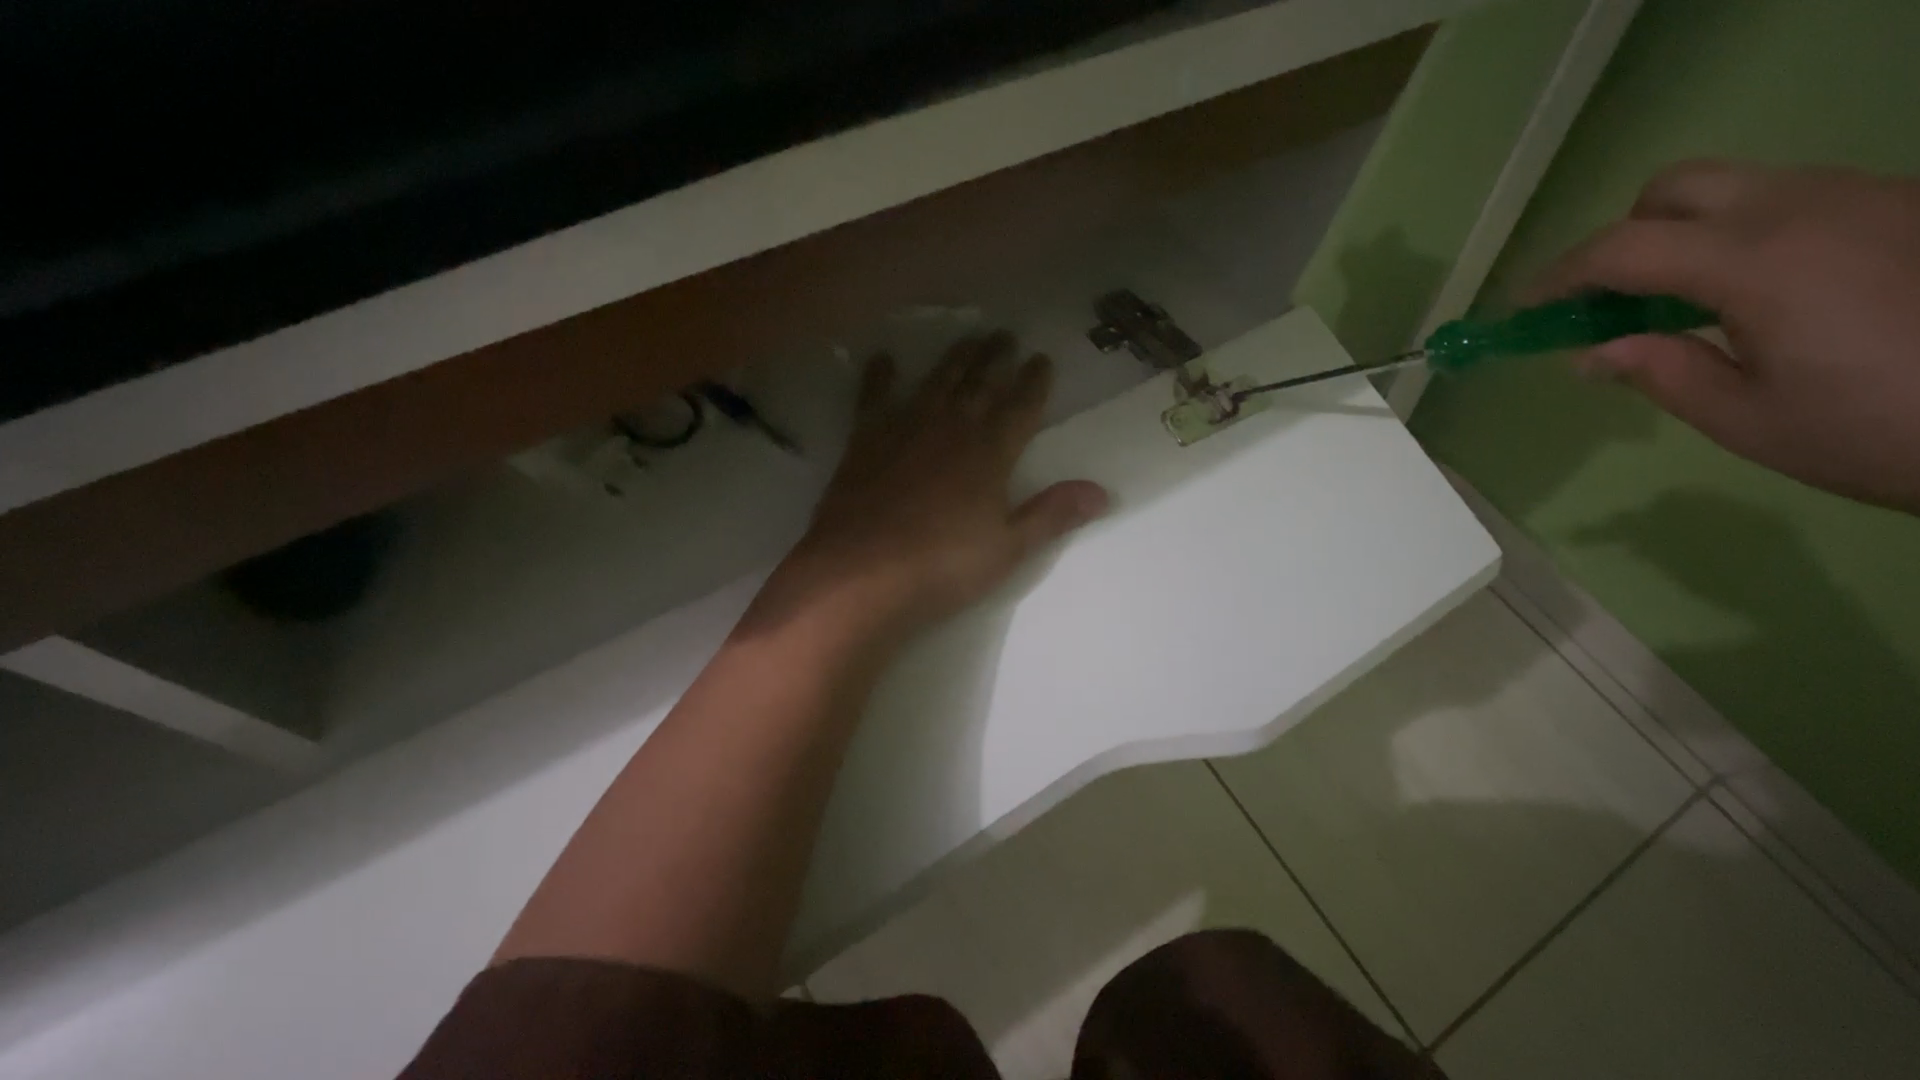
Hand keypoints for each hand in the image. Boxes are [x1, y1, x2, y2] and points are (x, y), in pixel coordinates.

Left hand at [752, 332, 1109, 636]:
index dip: (1034, 383)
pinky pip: (874, 398)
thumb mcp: (1008, 549)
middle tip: (1007, 334)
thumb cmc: (942, 567)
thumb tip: (1102, 491)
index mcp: (989, 455)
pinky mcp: (864, 441)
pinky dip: (880, 377)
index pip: (1020, 408)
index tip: (1042, 359)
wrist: (861, 572)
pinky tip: (884, 359)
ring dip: (954, 359)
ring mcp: (904, 431)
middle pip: (979, 385)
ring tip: (967, 338)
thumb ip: (1052, 514)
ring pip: (935, 383)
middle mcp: (950, 430)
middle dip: (996, 359)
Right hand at [1528, 161, 1919, 511]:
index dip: (1557, 278)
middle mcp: (1805, 207)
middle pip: (1674, 188)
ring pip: (1739, 188)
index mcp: (1755, 262)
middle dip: (1625, 238)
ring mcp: (1864, 196)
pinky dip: (1750, 235)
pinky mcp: (1906, 205)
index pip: (1621, 249)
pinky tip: (1770, 295)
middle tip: (1615, 301)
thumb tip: (1593, 352)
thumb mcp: (1750, 421)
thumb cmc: (1885, 430)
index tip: (1523, 311)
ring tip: (1692, 306)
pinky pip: (1798, 199)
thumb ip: (1662, 373)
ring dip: (1687, 236)